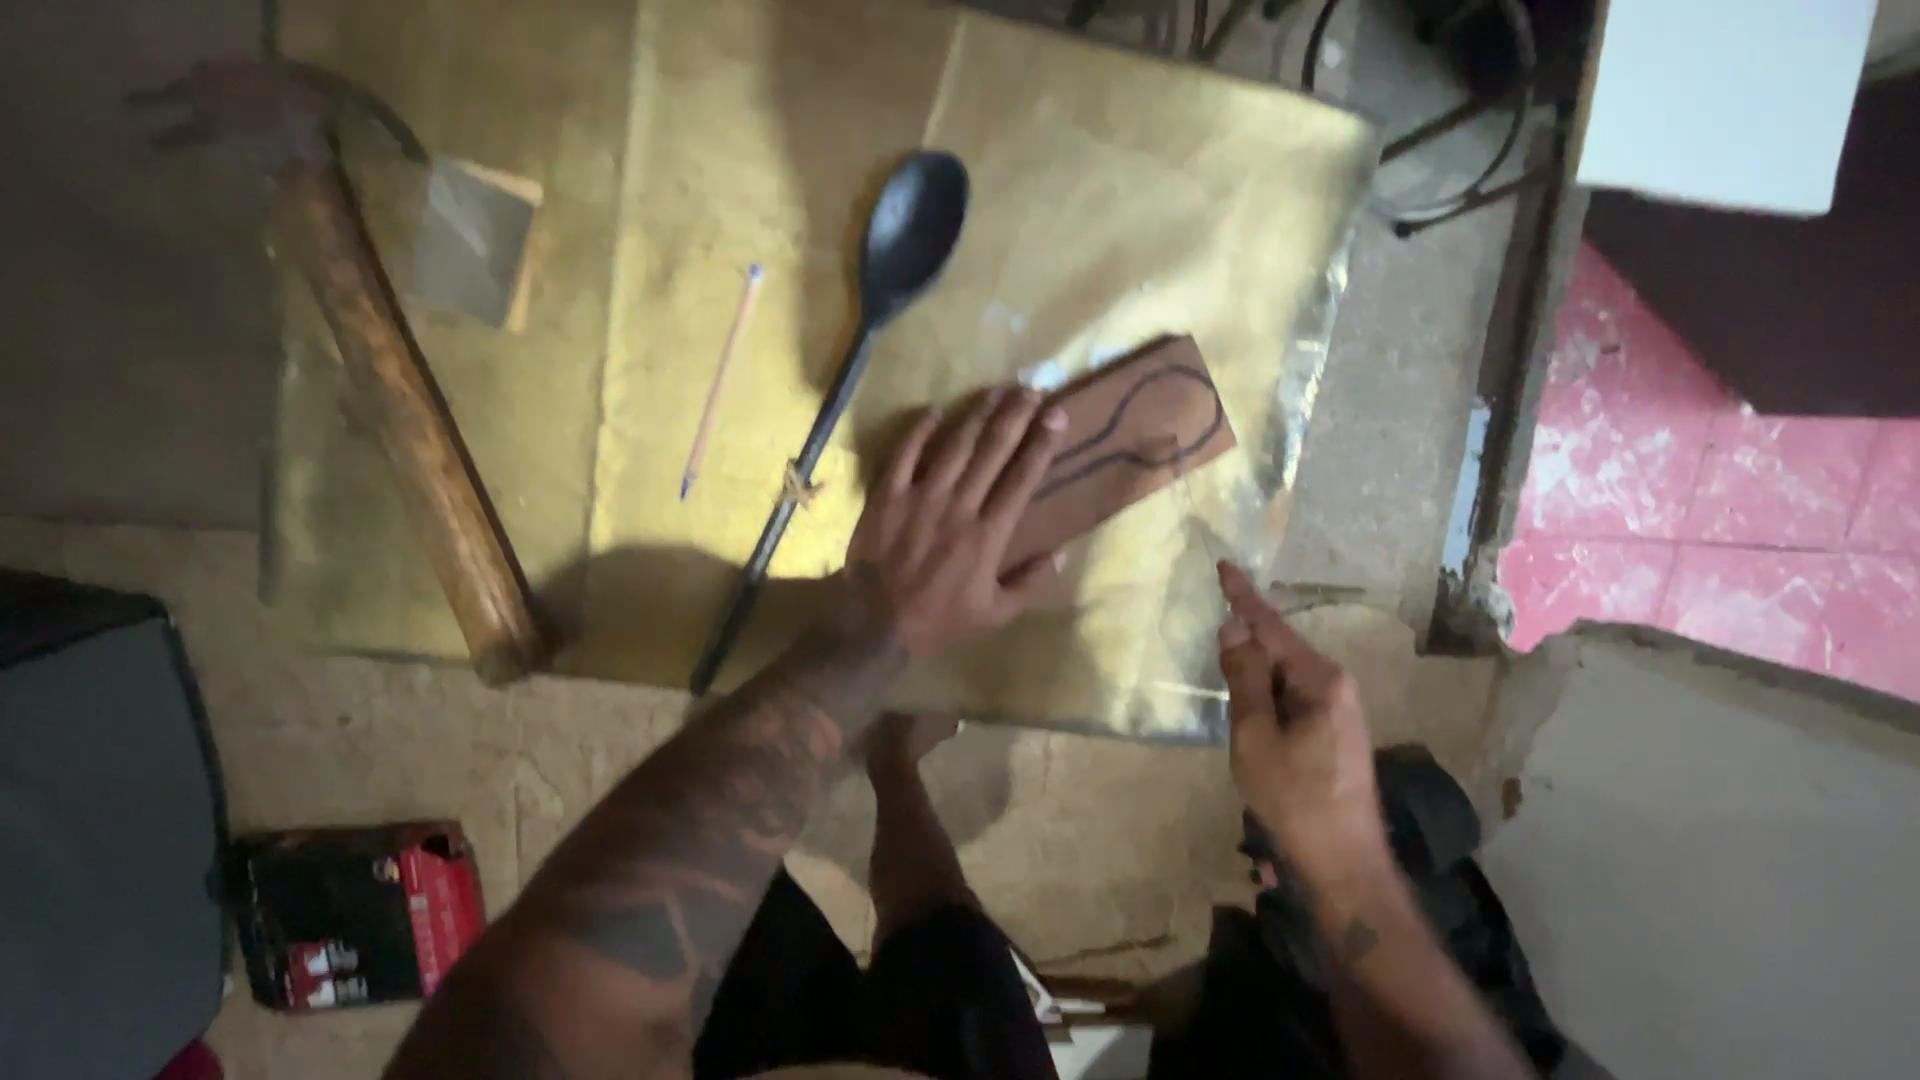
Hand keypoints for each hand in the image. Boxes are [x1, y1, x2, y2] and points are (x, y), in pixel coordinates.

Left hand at [842, 386, 1067, 656]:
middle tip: (1031, 389)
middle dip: (1015, 416)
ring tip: (996, 390)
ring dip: (977, 415)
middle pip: (993, 451)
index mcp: (989, 534)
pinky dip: (920, 430)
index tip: (1057, 416)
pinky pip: (905, 454)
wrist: (877, 623)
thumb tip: (1061, 553)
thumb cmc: (939, 620)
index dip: (1041, 444)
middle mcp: (960, 506)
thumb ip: (1030, 583)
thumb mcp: (995, 614)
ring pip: (955, 445)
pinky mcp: (888, 495)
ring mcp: (921, 497)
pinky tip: (935, 410)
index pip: (1022, 478)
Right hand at [1216, 560, 1388, 883]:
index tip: (1224, 566)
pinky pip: (1292, 694)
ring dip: (1256, 666)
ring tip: (1226, 660)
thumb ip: (1244, 679)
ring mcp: (1339, 710)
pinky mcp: (1334, 731)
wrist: (1343, 860)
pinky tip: (1248, 699)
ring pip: (1286, 673)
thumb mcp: (1255, 735)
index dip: (1244, 597)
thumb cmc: (1294, 797)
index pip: (1272, 627)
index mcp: (1320, 680)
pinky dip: (1266, 689)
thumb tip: (1233, 630)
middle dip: (1249, 633)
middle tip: (1218, 613)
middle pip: (1281, 647)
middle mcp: (1336, 686)